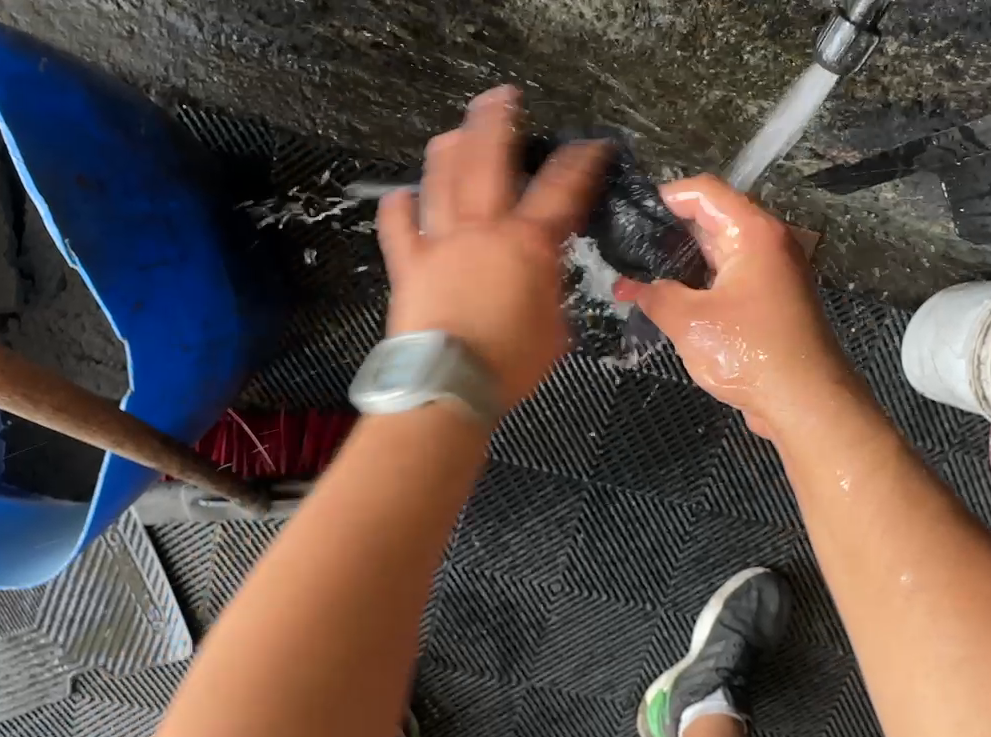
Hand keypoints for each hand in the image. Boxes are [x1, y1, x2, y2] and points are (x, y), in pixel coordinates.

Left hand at [379, 86, 609, 409]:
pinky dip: (398, 208)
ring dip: (449, 150)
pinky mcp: (408, 265)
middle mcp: (484, 230)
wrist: (450, 384)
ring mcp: (442, 243)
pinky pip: (398, 227)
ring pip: (443, 180)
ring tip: (454, 131)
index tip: (592, 146)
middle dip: (499, 123)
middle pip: (490, 160)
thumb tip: (546, 281)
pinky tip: (399, 195)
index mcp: (529, 245)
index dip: (582, 162)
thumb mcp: (555, 333)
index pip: (563, 190)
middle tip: (503, 98)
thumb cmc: (510, 365)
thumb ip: (552, 295)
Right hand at [613, 175, 851, 432]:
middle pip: (712, 220)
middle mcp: (767, 244)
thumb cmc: (748, 352)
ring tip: (638, 278)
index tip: (629, 215)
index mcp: (752, 233)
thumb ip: (655, 296)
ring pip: (718, 254)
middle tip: (624, 251)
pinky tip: (669, 303)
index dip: (664, 197)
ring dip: (681, 264)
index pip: (704, 192)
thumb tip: (627, 285)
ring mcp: (771, 274)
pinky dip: (699, 285)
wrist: (803, 399)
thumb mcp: (689, 322)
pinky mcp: (770, 302)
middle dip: (667, 233)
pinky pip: (728, 280)